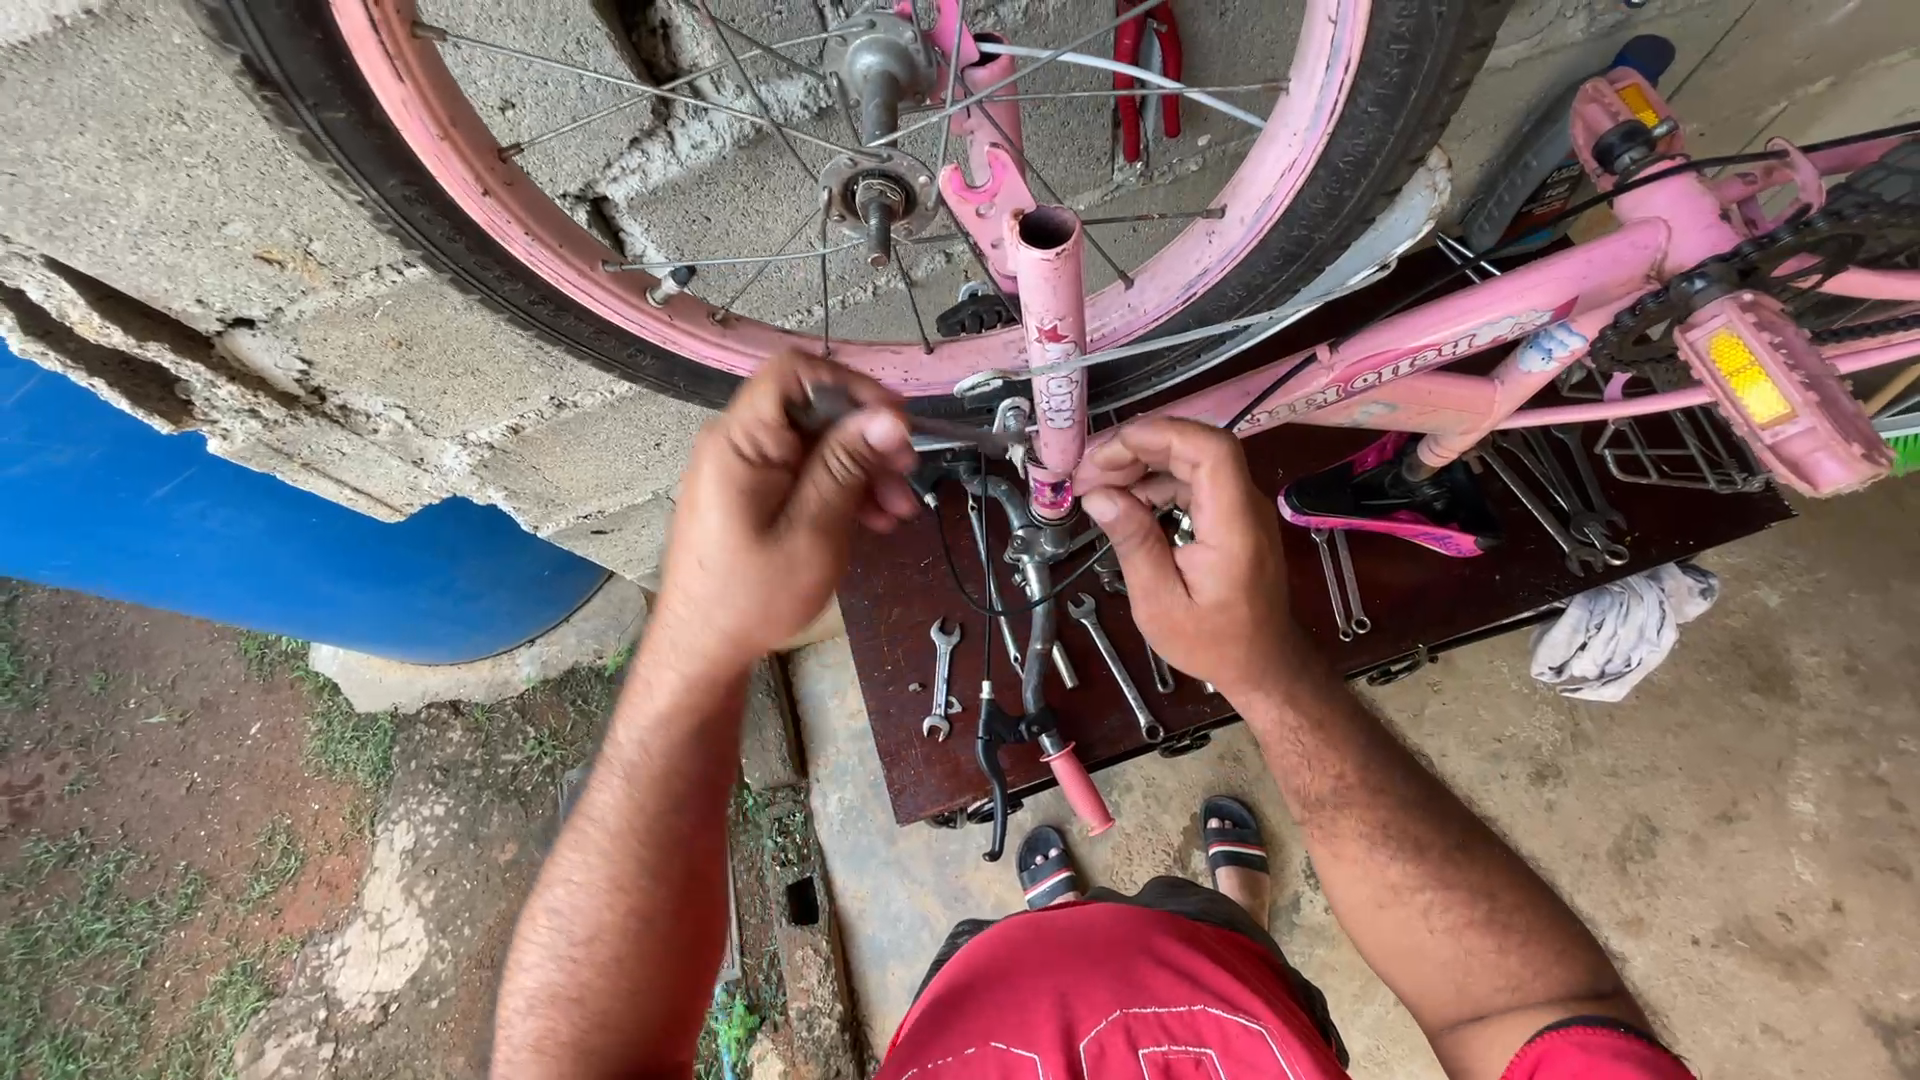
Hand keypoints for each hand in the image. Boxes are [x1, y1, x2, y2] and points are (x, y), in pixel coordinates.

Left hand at [650, 351, 919, 675]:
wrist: (704, 649)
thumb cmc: (753, 599)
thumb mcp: (813, 533)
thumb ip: (847, 468)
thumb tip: (889, 416)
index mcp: (741, 442)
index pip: (795, 372)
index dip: (852, 386)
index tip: (896, 424)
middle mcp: (738, 443)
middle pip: (813, 410)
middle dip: (867, 438)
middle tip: (907, 476)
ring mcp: (744, 469)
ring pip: (816, 443)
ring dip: (863, 469)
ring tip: (896, 511)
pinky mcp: (753, 492)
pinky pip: (804, 472)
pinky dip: (841, 489)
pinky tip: (872, 520)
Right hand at [1073, 419, 1305, 699]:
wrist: (1261, 664)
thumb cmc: (1213, 643)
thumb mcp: (1159, 603)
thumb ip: (1134, 543)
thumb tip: (1099, 496)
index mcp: (1233, 526)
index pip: (1210, 450)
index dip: (1159, 435)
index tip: (1108, 450)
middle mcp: (1245, 505)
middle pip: (1196, 446)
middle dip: (1137, 448)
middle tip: (1087, 471)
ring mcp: (1241, 507)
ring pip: (1192, 460)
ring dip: (1142, 464)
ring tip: (1097, 485)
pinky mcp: (1232, 515)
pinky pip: (1193, 481)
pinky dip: (1156, 482)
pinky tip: (1125, 501)